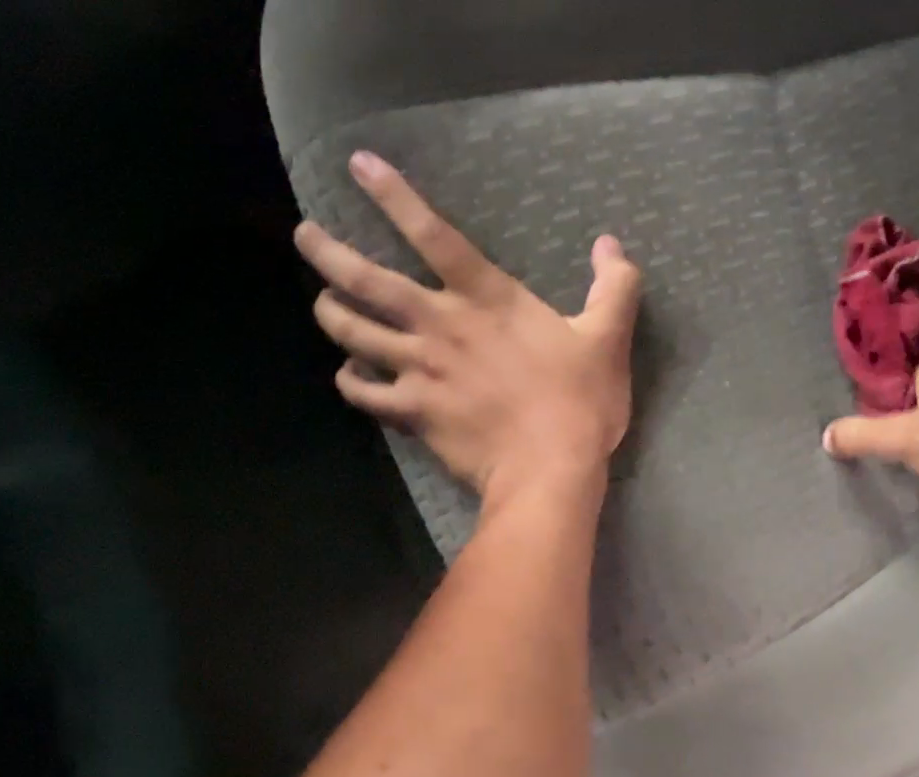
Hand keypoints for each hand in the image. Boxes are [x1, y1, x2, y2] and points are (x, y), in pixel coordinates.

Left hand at [293, 151, 642, 497]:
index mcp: (487, 299)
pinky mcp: (414, 412)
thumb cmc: (580, 402)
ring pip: (352, 333)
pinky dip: (350, 382)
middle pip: (366, 281)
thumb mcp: (609, 340)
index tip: (358, 164)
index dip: (393, 195)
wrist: (549, 470)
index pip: (432, 234)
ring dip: (331, 314)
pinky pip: (364, 393)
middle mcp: (440, 324)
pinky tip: (350, 376)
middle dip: (328, 254)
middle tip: (305, 237)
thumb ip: (613, 288)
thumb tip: (611, 245)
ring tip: (324, 304)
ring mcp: (420, 369)